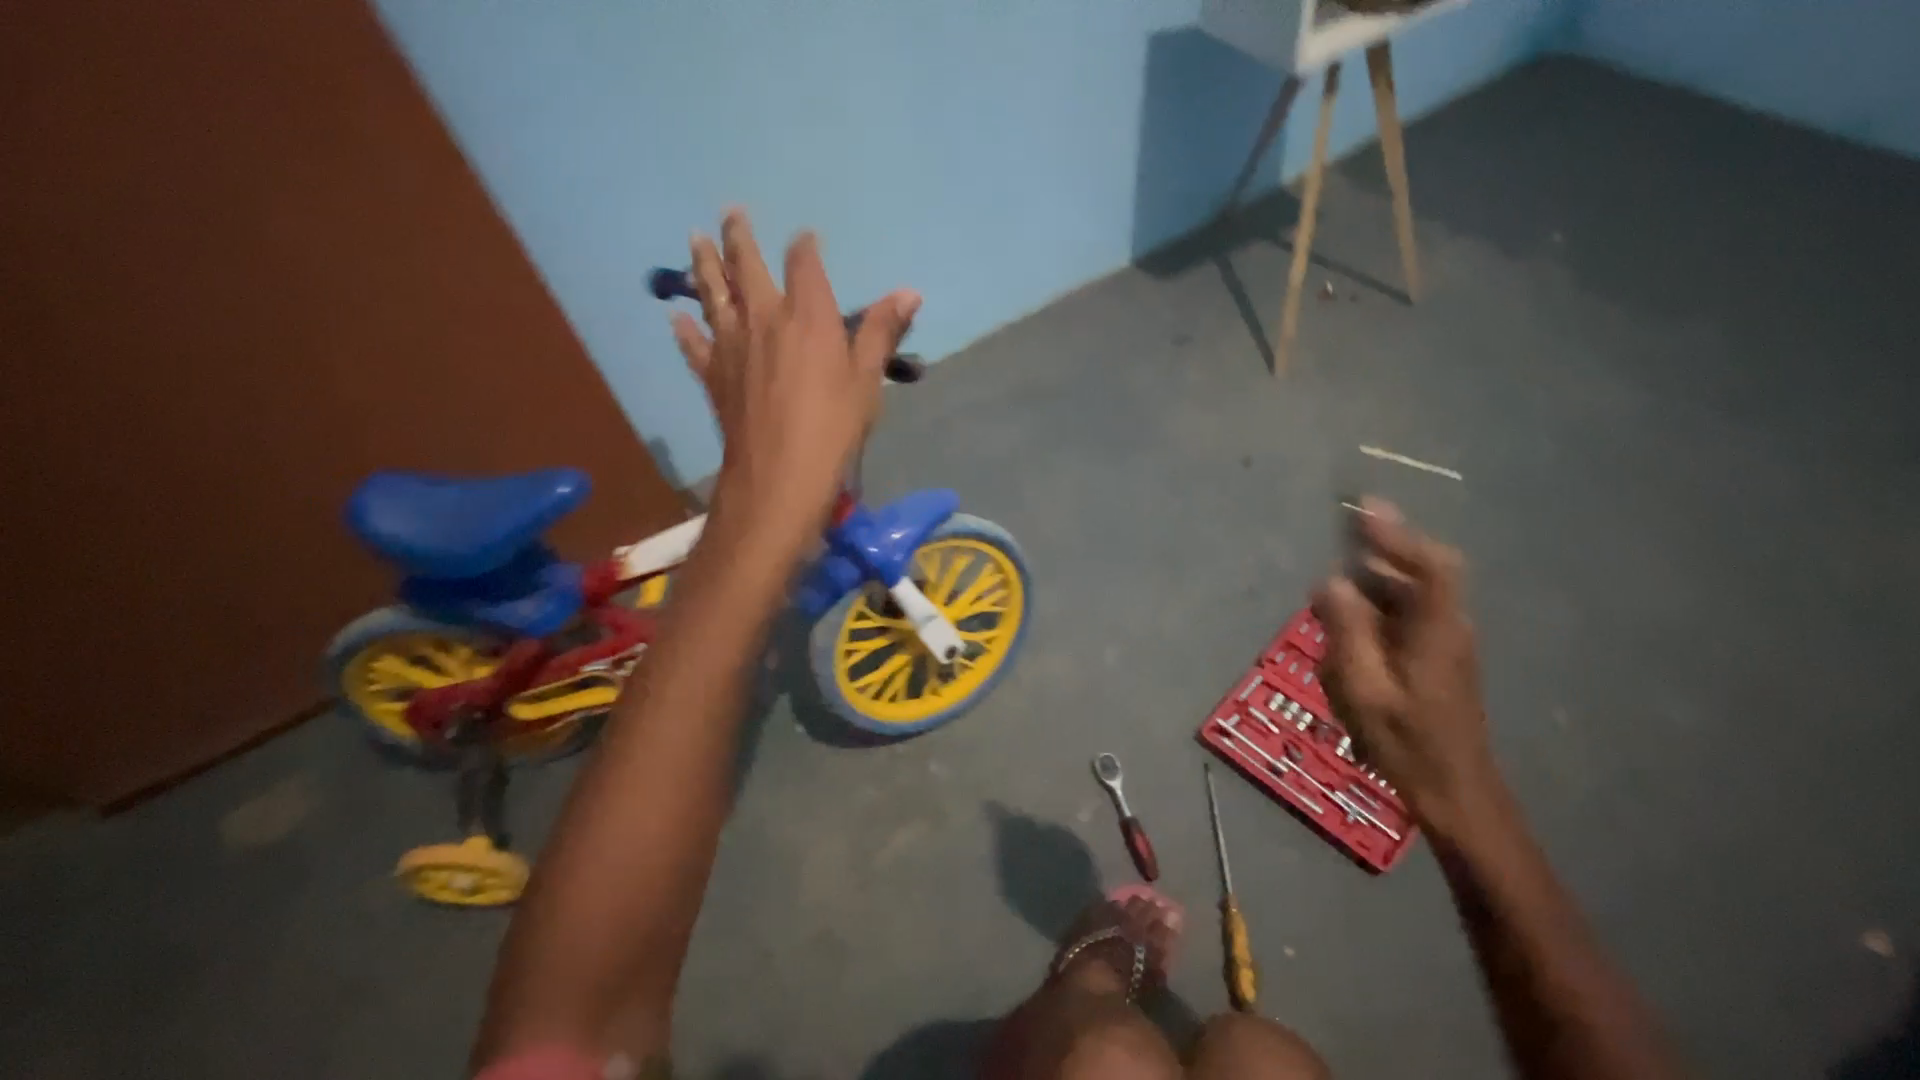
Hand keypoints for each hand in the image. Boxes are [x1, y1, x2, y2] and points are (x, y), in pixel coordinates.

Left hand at [670, 209, 919, 548]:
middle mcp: (763, 318)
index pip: (804, 264)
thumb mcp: (867, 379)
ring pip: (712, 294)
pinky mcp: (713, 376)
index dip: (804, 247)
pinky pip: (695, 346)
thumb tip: (909, 292)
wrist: (779, 474)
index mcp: (807, 315)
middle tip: (730, 211)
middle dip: (738, 237)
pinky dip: (685, 331)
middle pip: (745, 266)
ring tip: (694, 239)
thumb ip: (882, 332)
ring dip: (703, 265)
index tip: (805, 236)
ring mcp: (732, 346)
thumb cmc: (833, 426)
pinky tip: (676, 319)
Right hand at [1313, 499, 1501, 836]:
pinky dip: (1379, 610)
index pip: (1432, 565)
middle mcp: (1449, 630)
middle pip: (1422, 575)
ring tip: (1335, 584)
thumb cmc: (1407, 742)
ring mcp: (1447, 648)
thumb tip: (1332, 583)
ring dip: (1377, 583)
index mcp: (1437, 630)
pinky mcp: (1437, 666)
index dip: (1398, 534)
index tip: (1363, 509)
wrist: (1455, 792)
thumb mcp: (1364, 688)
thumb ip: (1348, 631)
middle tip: (1343, 534)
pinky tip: (1350, 625)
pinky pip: (1407, 621)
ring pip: (1413, 598)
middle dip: (1382, 552)